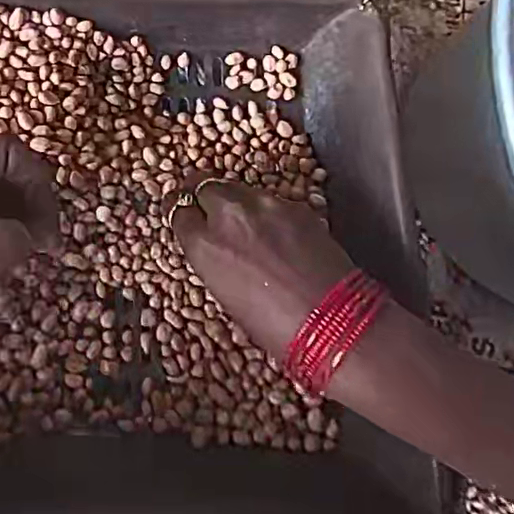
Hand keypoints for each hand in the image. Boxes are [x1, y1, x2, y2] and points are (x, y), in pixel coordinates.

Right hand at [168, 179, 355, 358]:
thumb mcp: (224, 294)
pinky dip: (266, 210)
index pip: (178, 211)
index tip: (184, 214)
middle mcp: (229, 216)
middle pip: (205, 186)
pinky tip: (275, 231)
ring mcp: (265, 206)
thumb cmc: (274, 326)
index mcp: (203, 244)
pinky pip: (269, 199)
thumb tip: (213, 246)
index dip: (181, 212)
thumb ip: (212, 258)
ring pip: (238, 188)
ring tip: (244, 220)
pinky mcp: (296, 206)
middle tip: (207, 206)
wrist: (335, 323)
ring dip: (235, 200)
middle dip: (204, 196)